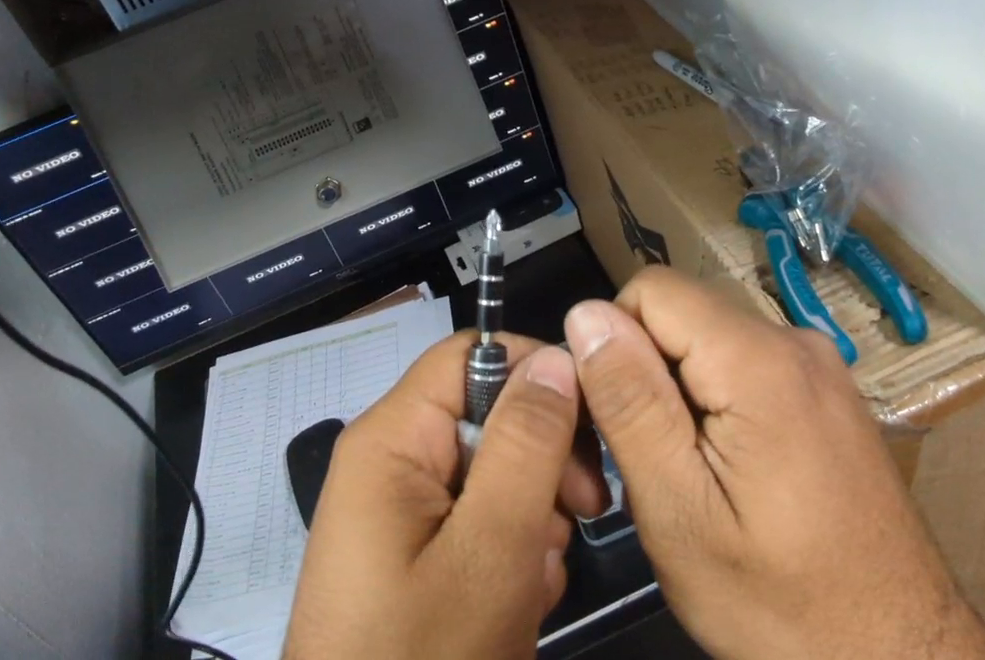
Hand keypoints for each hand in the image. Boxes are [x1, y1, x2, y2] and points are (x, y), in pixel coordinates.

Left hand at [283, 332, 608, 659]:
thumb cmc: (423, 658)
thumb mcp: (489, 550)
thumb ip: (526, 446)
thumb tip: (557, 356)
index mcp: (392, 438)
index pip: (470, 355)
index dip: (535, 371)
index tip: (592, 423)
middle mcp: (392, 461)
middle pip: (487, 414)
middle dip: (541, 459)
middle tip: (581, 513)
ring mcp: (402, 511)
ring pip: (493, 473)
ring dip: (532, 516)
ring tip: (535, 577)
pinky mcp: (415, 554)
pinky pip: (477, 522)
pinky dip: (510, 552)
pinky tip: (518, 599)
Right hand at [564, 268, 984, 659]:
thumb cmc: (780, 600)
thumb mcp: (680, 509)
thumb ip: (631, 402)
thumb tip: (585, 313)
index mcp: (759, 359)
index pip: (650, 289)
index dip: (614, 344)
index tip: (614, 420)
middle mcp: (796, 343)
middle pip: (682, 316)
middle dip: (644, 373)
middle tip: (643, 466)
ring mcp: (821, 370)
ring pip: (709, 344)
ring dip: (678, 395)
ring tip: (686, 480)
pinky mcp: (830, 399)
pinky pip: (746, 371)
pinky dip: (717, 407)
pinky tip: (727, 476)